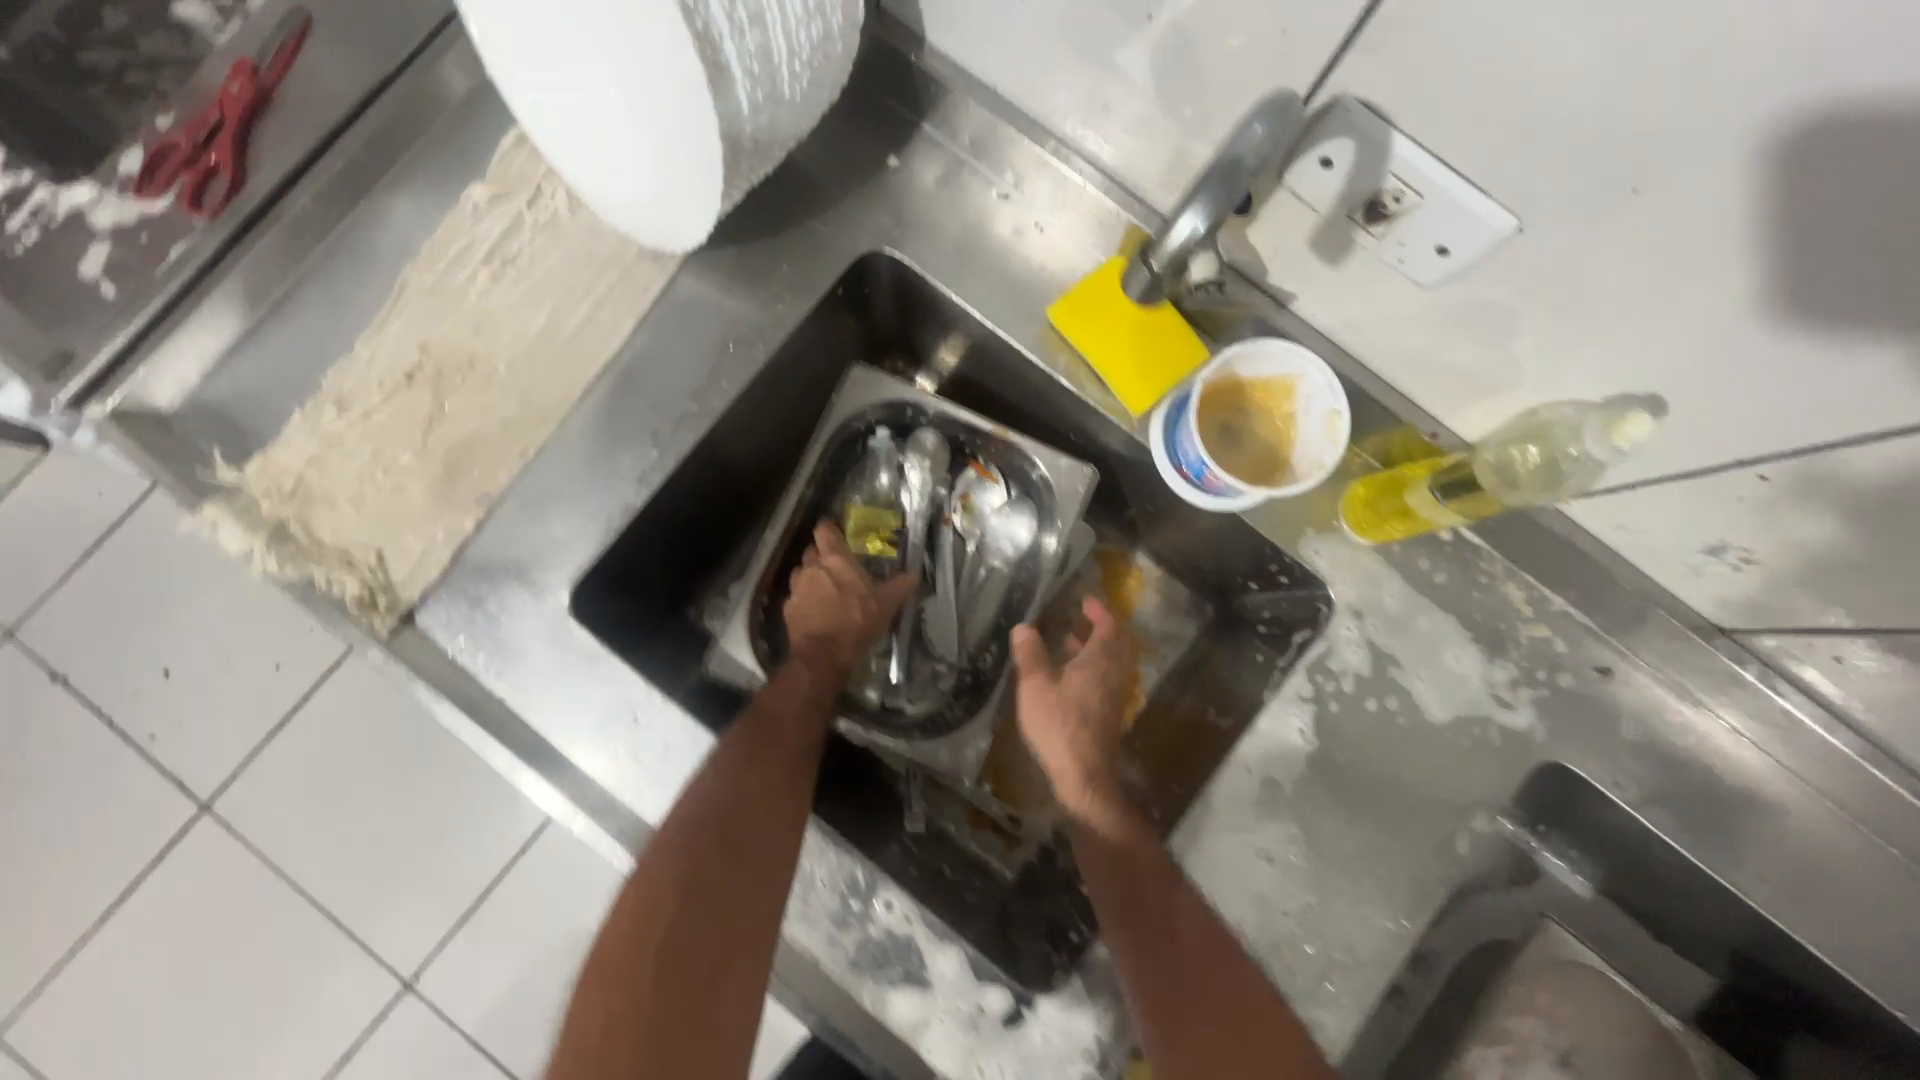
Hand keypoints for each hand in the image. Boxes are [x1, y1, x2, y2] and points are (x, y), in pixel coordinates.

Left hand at [784, 522, 915, 677]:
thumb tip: (914, 574)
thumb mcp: (886, 605)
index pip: (824, 531)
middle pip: (811, 551)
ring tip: (824, 587)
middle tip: (836, 564)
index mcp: (835, 560)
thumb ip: (899, 586)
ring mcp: (796, 588)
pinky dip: (804, 599)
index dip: (828, 528)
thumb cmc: (857, 622)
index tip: (834, 530)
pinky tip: (814, 610)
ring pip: (800, 572)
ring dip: (810, 576)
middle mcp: (812, 568)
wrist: (823, 654)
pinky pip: (796, 596)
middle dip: (821, 554)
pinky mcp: (788, 609)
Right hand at [1010, 596, 1137, 820]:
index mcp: (1101, 661)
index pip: (1109, 626)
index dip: (1099, 611)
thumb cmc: (1059, 726)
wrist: (1084, 775)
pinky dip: (1094, 669)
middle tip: (1081, 619)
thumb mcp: (1035, 687)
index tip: (1085, 601)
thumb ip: (1030, 655)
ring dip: (1096, 649)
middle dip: (1101, 628)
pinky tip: (1070, 678)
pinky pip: (1108, 679)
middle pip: (1118, 643)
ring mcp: (1116, 696)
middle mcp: (1115, 674)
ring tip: (1070, 643)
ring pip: (1113, 663)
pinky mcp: (1111, 714)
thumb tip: (1024, 627)